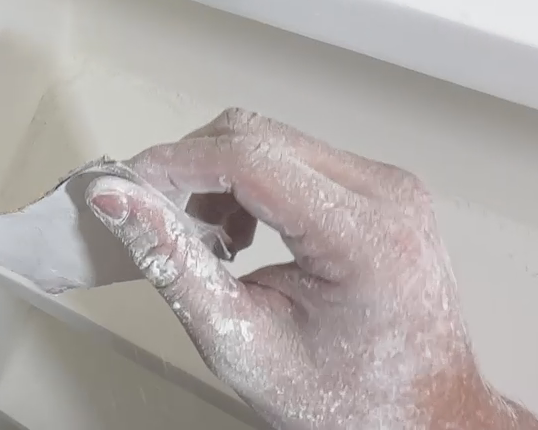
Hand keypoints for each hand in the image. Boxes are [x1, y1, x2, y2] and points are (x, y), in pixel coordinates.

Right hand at [85, 109, 537, 429]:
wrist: (424, 422)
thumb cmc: (345, 403)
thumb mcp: (239, 342)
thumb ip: (171, 262)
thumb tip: (114, 198)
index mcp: (364, 239)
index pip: (248, 161)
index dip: (174, 164)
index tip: (126, 186)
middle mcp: (383, 194)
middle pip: (251, 136)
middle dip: (187, 166)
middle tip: (152, 212)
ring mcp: (383, 182)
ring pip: (262, 136)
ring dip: (211, 172)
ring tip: (201, 233)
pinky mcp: (372, 182)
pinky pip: (283, 151)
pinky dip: (240, 178)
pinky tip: (236, 228)